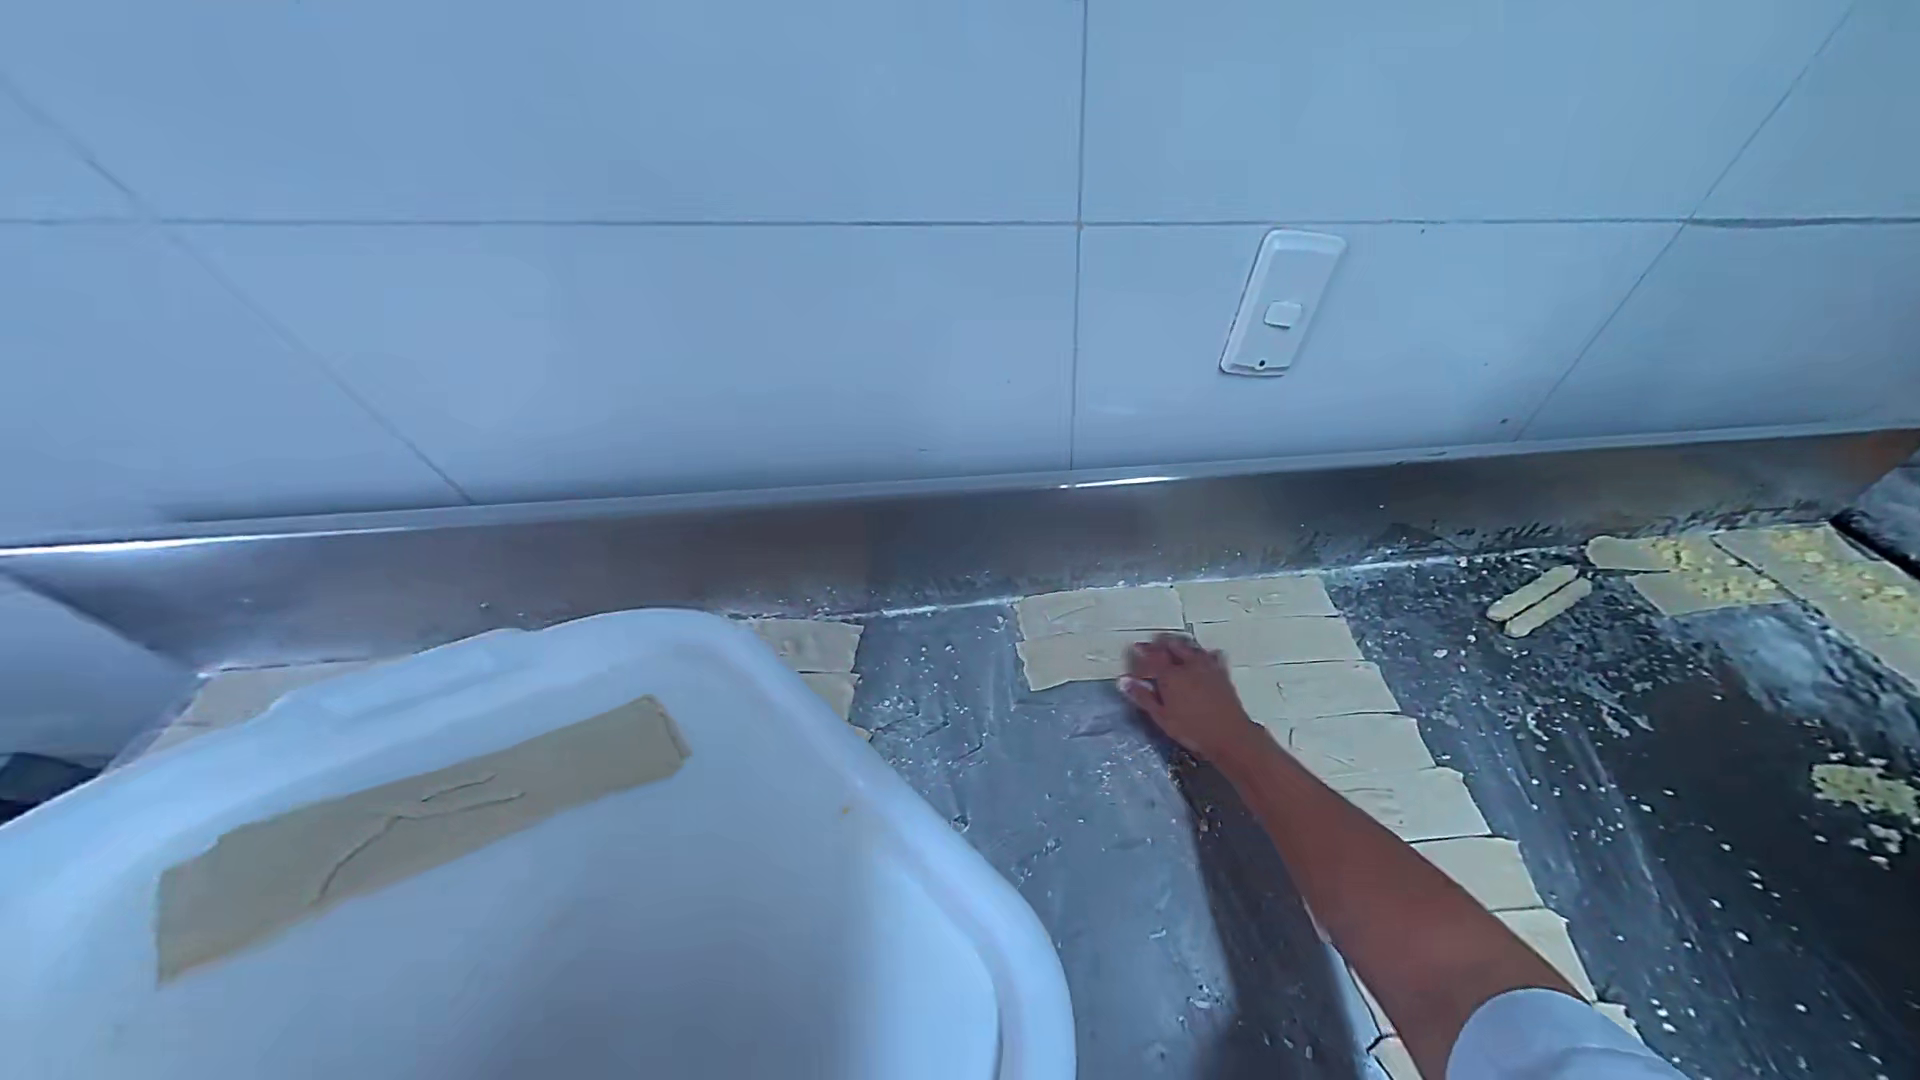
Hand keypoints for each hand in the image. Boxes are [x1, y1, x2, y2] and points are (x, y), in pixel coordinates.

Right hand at [1119, 633, 1268, 762]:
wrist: (1230, 736)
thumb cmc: (1192, 729)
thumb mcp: (1161, 717)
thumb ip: (1143, 697)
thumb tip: (1123, 681)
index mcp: (1170, 675)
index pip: (1152, 656)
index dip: (1142, 651)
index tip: (1135, 649)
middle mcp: (1188, 665)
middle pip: (1172, 646)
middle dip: (1160, 644)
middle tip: (1152, 646)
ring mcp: (1208, 667)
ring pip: (1191, 647)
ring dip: (1179, 645)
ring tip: (1173, 646)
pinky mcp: (1222, 673)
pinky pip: (1212, 655)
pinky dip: (1203, 653)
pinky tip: (1203, 656)